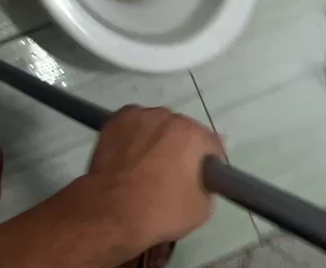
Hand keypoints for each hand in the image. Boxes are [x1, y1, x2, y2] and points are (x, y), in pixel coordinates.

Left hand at [82, 106, 222, 249]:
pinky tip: (129, 156)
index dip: (211, 161)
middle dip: (182, 147)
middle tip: (174, 172)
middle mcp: (166, 116)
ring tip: (147, 164)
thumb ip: (208, 184)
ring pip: (156, 125)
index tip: (205, 175)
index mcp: (191, 134)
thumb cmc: (161, 210)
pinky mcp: (115, 119)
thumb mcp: (201, 208)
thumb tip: (202, 175)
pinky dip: (134, 136)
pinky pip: (133, 125)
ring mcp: (138, 114)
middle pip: (182, 130)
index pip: (211, 143)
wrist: (113, 209)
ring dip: (157, 139)